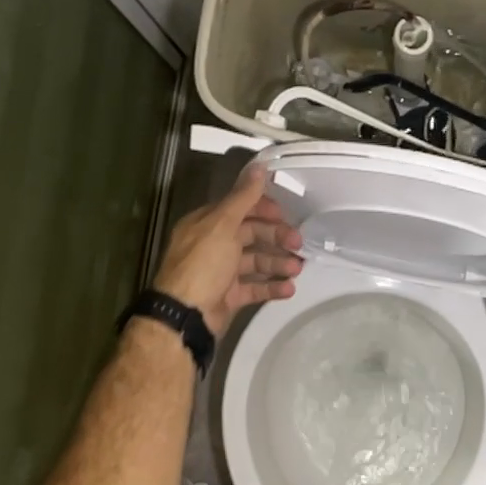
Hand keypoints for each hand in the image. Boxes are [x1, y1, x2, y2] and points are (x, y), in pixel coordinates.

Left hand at [153, 165, 302, 337]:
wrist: (187, 315)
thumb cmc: (202, 265)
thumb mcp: (222, 225)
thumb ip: (243, 198)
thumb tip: (258, 168)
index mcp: (206, 224)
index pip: (238, 209)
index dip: (261, 208)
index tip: (283, 214)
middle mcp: (212, 245)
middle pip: (250, 235)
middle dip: (275, 238)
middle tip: (298, 243)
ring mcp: (221, 273)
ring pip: (255, 263)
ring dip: (278, 263)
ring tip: (297, 268)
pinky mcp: (229, 297)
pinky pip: (254, 288)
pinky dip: (272, 287)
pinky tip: (289, 288)